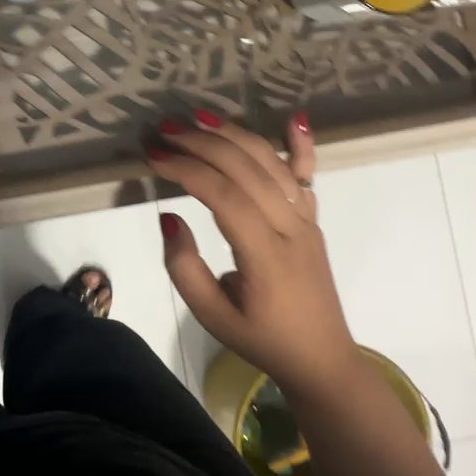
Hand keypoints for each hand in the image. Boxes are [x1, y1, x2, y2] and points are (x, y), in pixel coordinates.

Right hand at [150, 112, 358, 395]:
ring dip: (235, 135)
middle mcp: (292, 229)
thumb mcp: (212, 316)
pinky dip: (301, 144)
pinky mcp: (313, 218)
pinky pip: (307, 174)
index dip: (187, 170)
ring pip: (272, 163)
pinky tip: (294, 117)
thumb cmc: (261, 339)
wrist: (322, 358)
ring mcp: (307, 220)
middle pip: (247, 170)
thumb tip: (170, 217)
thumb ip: (185, 268)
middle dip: (203, 143)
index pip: (224, 196)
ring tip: (198, 118)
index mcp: (266, 256)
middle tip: (164, 130)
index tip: (153, 157)